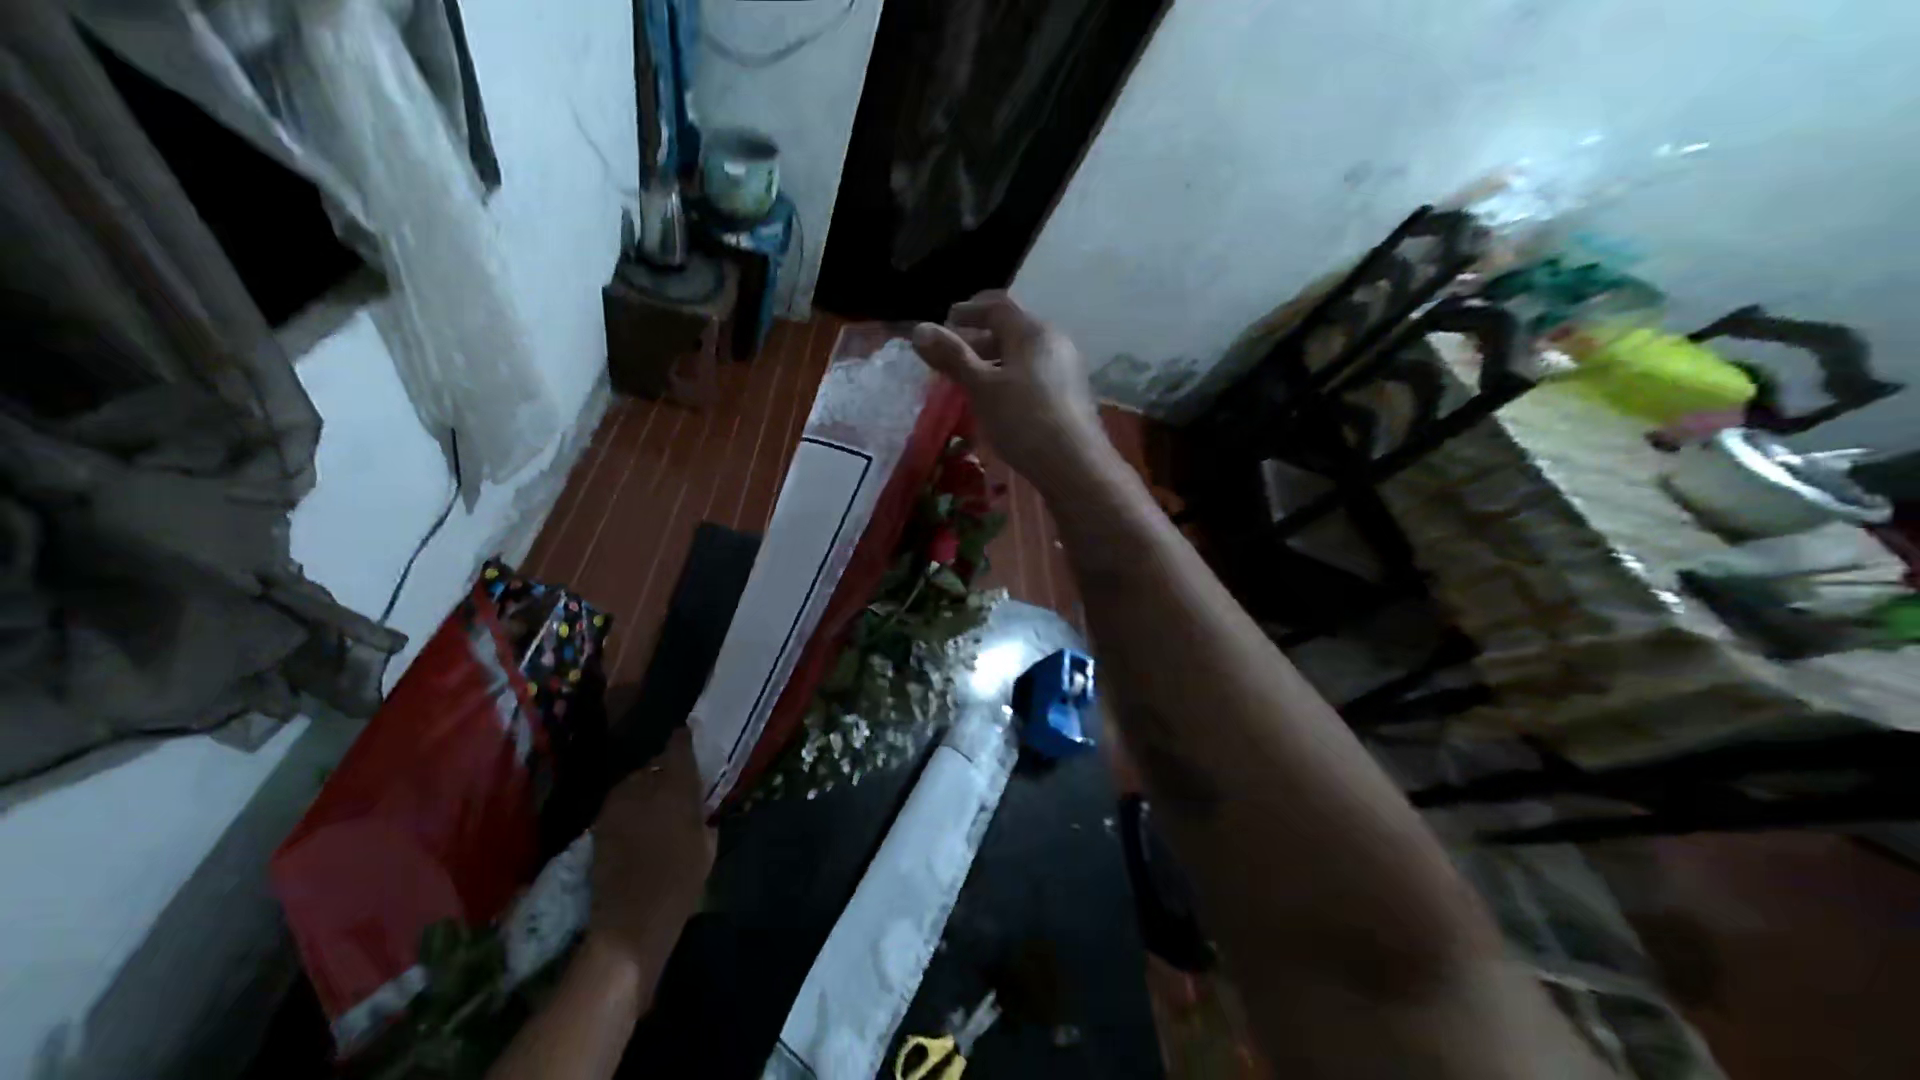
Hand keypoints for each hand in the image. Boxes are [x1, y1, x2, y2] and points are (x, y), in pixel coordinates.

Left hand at [589, 728, 714, 969]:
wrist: (630, 923)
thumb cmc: (680, 883)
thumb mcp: (707, 847)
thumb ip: (704, 819)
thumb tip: (700, 809)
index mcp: (675, 788)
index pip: (678, 748)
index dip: (684, 739)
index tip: (689, 734)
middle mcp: (643, 788)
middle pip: (654, 765)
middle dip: (665, 770)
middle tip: (677, 784)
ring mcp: (616, 807)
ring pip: (633, 784)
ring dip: (644, 788)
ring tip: (655, 805)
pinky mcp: (598, 828)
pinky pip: (619, 806)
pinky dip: (629, 809)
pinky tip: (639, 826)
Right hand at [911, 291, 1111, 492]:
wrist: (1074, 466)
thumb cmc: (1023, 420)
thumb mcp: (981, 388)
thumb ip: (952, 357)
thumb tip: (919, 329)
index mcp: (1033, 331)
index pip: (998, 306)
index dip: (969, 310)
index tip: (947, 319)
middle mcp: (1054, 341)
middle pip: (1012, 329)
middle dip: (979, 338)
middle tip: (953, 353)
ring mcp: (1065, 368)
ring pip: (1023, 354)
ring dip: (994, 360)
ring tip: (970, 379)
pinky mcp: (1068, 394)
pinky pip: (1033, 373)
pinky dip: (1009, 376)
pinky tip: (998, 400)